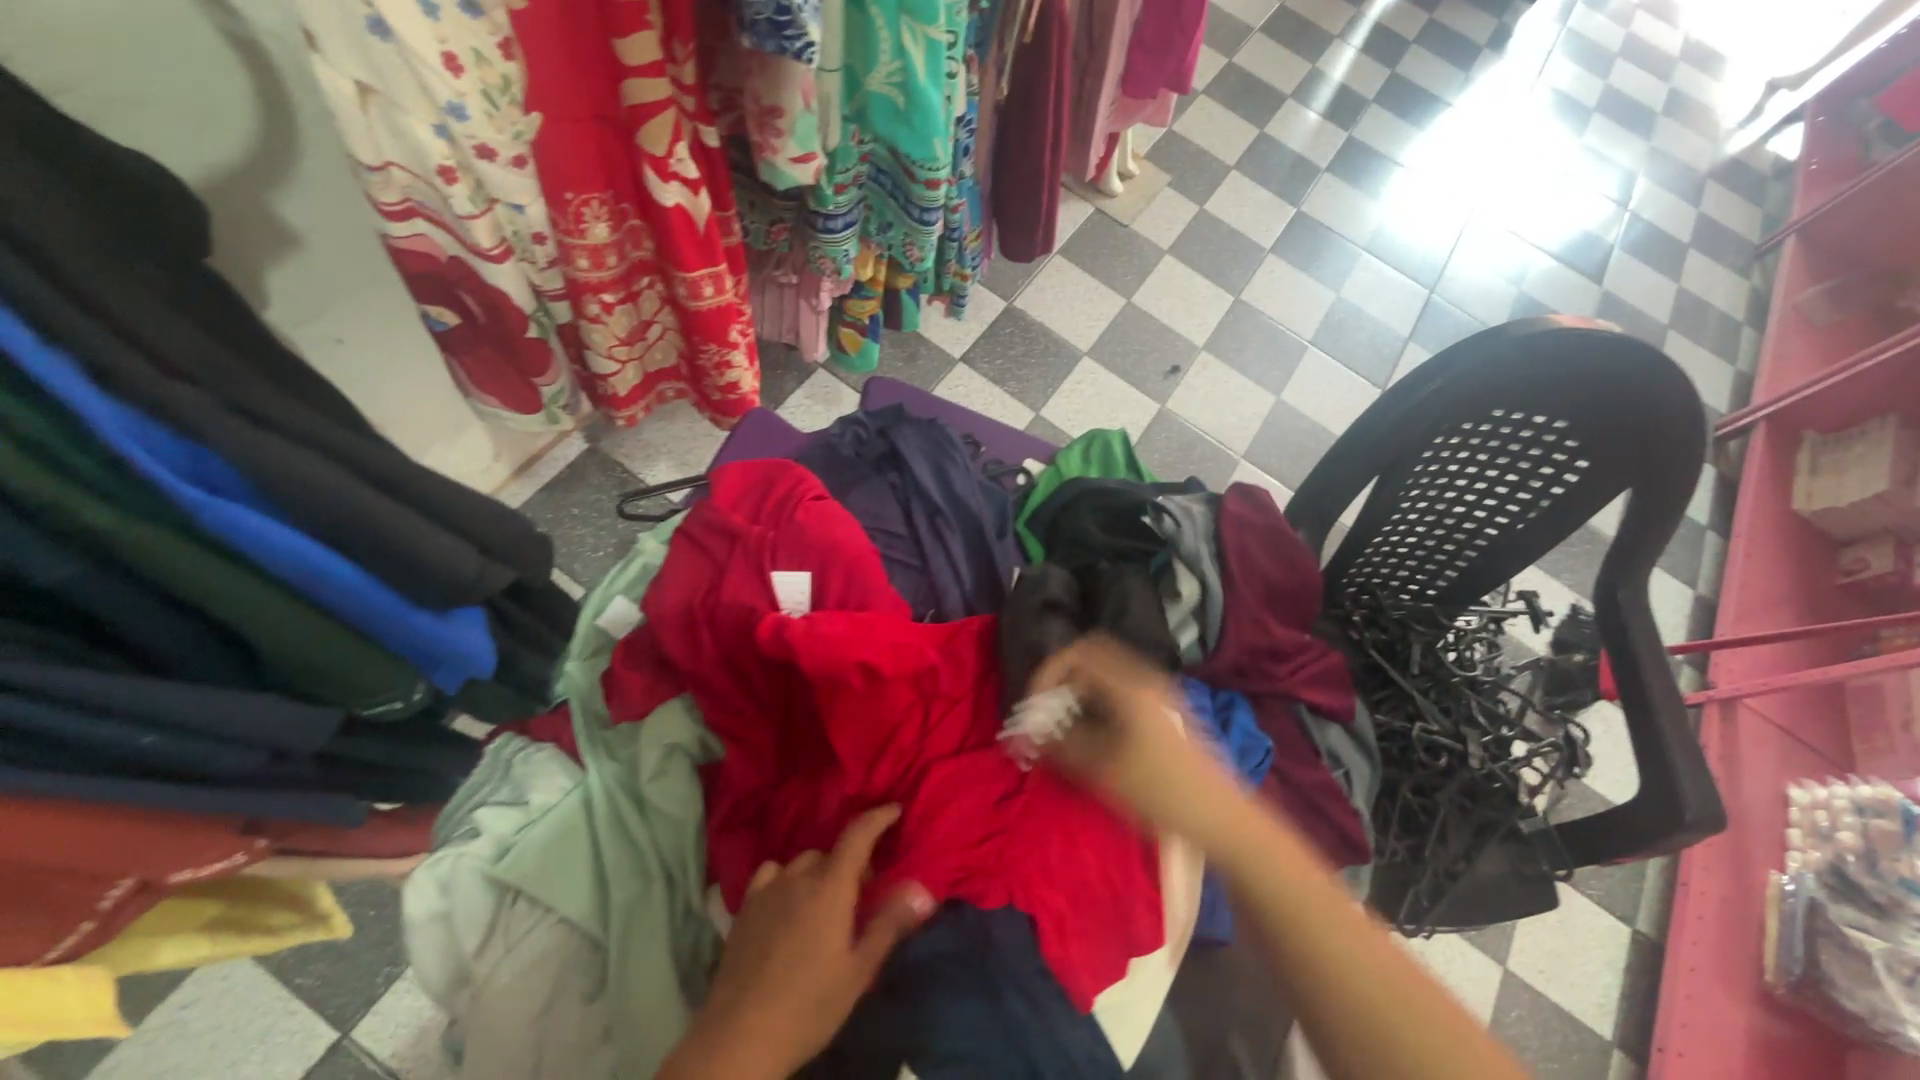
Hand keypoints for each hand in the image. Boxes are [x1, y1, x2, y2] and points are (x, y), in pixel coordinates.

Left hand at [663, 806, 934, 1079]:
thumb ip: (889, 924)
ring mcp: (766, 892)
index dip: (877, 818)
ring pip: (800, 864)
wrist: (741, 1035)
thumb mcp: (859, 970)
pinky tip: (789, 905)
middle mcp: (796, 879)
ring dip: (819, 872)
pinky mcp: (744, 909)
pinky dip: (787, 879)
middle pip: (830, 853)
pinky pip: (771, 876)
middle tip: (864, 893)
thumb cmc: (810, 1005)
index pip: (857, 836)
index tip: (894, 809)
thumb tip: (922, 890)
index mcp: (830, 889)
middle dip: (852, 863)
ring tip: (827, 901)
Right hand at [1028, 635, 1246, 839]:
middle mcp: (1146, 680)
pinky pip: (1121, 694)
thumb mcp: (1103, 770)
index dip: (1047, 674)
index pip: (1077, 653)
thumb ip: (1059, 746)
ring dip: (1079, 697)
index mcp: (1130, 685)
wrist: (1224, 819)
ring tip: (1064, 734)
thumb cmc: (1163, 793)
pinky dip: (1098, 707)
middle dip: (1061, 684)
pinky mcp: (1165, 713)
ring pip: (1106, 678)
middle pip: (1092, 660)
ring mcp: (1159, 695)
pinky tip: (1093, 742)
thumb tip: (1024, 733)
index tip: (1033, 708)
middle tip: (1045, 717)